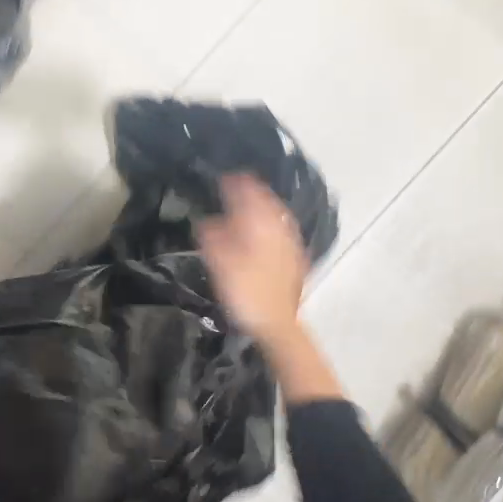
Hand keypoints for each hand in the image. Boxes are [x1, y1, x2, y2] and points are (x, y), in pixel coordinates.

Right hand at [197, 173, 310, 343]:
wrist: (277, 324)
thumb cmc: (246, 293)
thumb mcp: (220, 265)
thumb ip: (213, 238)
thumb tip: (206, 221)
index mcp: (258, 228)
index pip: (247, 197)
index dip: (236, 185)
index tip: (226, 177)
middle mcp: (278, 231)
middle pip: (267, 204)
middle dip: (254, 191)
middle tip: (240, 184)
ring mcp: (290, 245)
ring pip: (278, 217)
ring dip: (266, 205)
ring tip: (255, 201)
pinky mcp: (296, 260)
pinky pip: (285, 231)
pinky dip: (276, 223)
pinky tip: (272, 229)